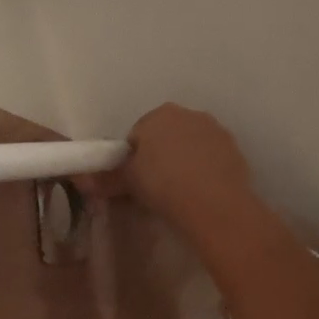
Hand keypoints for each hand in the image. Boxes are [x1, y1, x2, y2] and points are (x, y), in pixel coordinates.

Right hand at [117, 103, 260, 231]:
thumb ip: (105, 178)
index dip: (132, 158)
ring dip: (184, 160)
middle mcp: (188, 114)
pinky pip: (212, 157)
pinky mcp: (235, 149)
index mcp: (158, 115)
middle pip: (166, 135)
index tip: (134, 179)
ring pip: (191, 145)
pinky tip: (201, 191)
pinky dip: (205, 169)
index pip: (137, 134)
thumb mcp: (127, 182)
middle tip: (155, 184)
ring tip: (180, 190)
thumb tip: (82, 181)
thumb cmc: (163, 184)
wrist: (215, 204)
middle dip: (160, 154)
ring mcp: (215, 130)